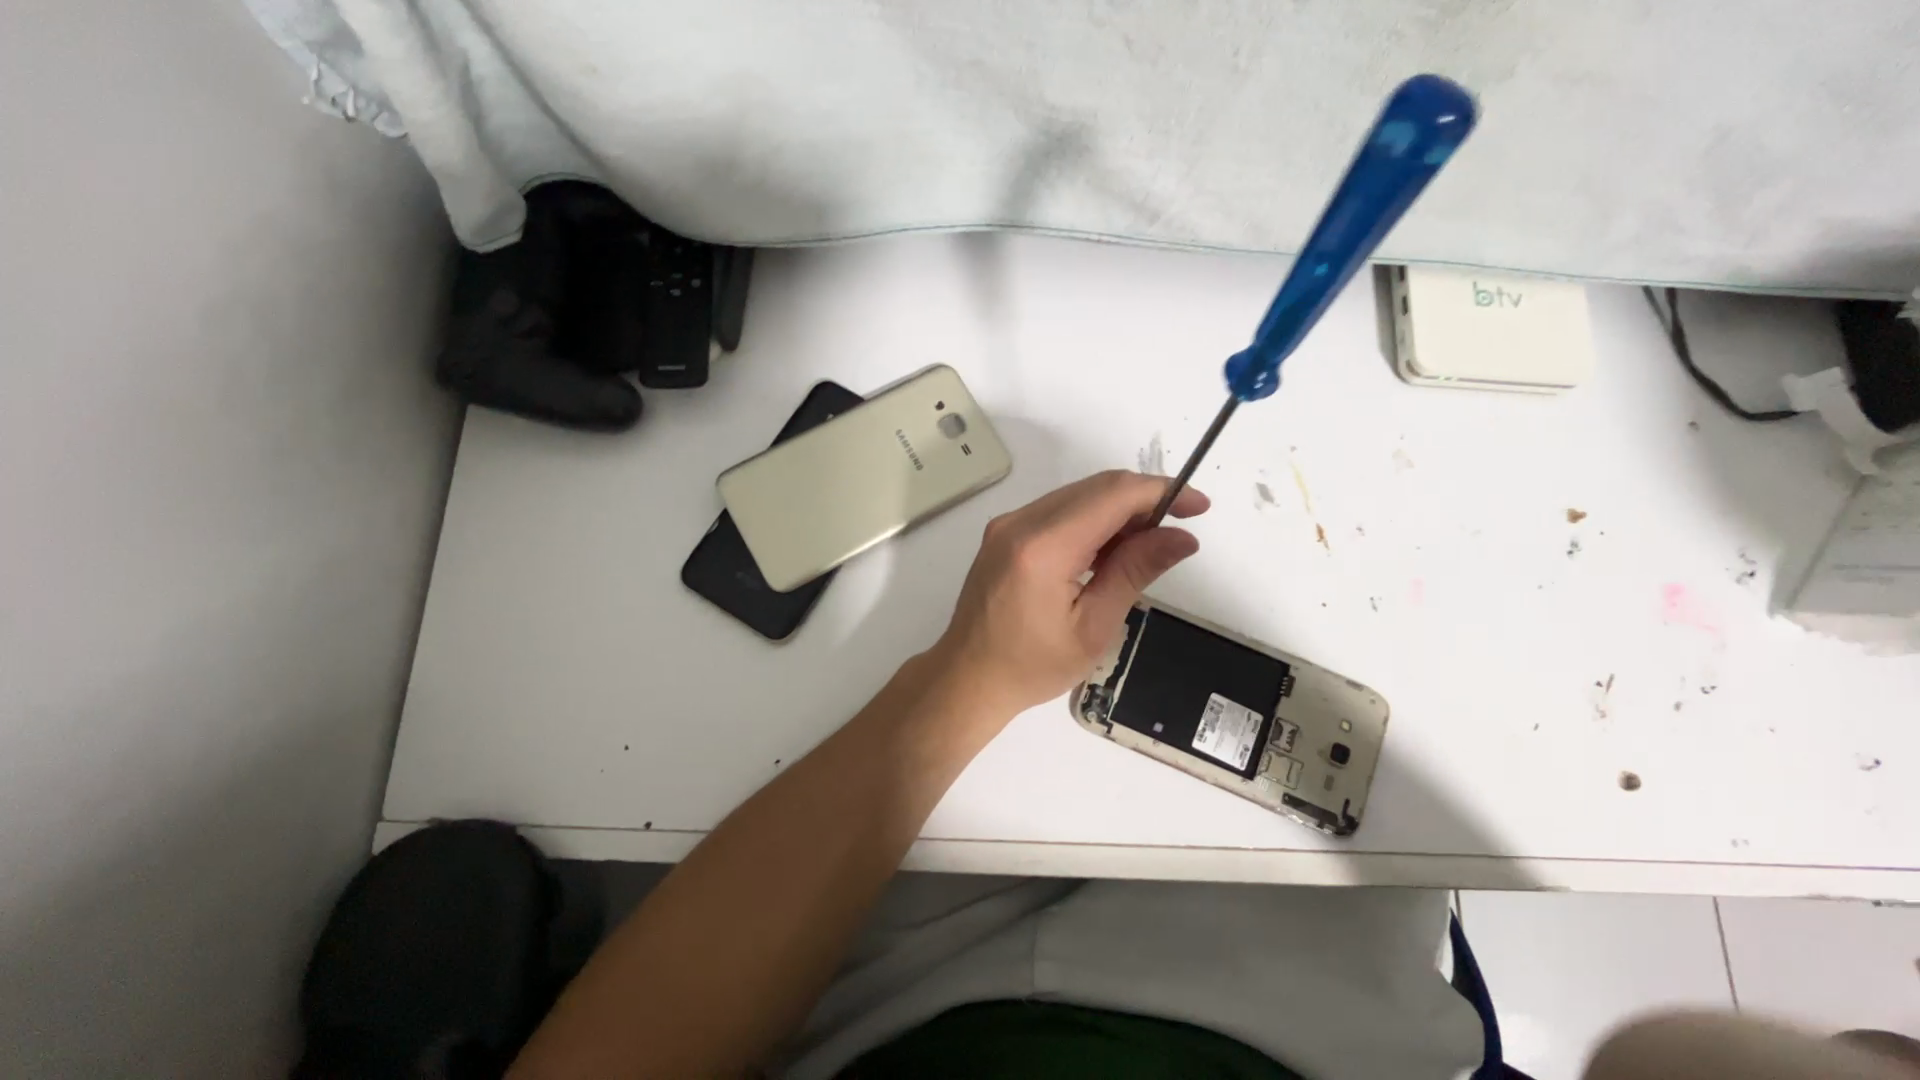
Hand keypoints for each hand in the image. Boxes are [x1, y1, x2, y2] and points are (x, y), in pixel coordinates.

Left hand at [929, 470, 1210, 717]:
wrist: (967, 677)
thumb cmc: (1031, 666)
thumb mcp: (1094, 627)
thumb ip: (1135, 572)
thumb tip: (1182, 537)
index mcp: (1042, 547)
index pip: (1112, 496)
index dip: (1161, 492)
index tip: (1198, 506)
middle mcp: (1020, 522)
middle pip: (1096, 488)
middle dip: (1144, 499)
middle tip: (1179, 529)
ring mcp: (1007, 524)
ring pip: (1078, 495)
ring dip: (1119, 510)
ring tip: (1149, 546)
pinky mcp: (1004, 533)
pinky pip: (1058, 510)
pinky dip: (1092, 520)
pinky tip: (1111, 549)